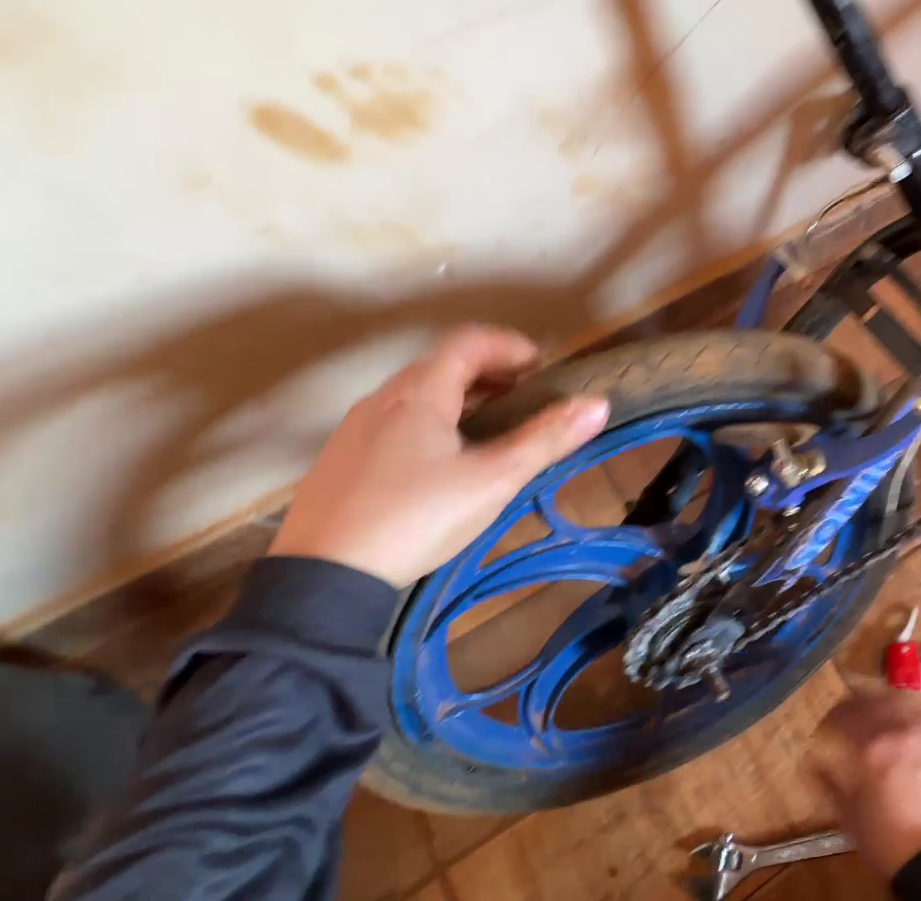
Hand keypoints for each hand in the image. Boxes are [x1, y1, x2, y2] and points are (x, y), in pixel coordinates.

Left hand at [268, 325, 608, 585]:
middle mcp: (382, 399)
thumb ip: (545, 440)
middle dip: (486, 372)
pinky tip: (439, 464)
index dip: (508, 346)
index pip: (468, 342)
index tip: (539, 367)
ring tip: (486, 430)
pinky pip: (392, 421)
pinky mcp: (338, 461)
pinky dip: (427, 421)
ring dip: (457, 397)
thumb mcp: (493, 481)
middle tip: (520, 397)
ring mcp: (354, 429)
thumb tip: (597, 403)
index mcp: (420, 394)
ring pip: (413, 394)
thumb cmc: (417, 518)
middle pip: (440, 365)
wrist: (322, 578)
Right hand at [815, 692, 920, 878]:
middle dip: (854, 703)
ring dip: (882, 703)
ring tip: (874, 716)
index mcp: (872, 747)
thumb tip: (809, 763)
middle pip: (873, 699)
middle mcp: (901, 730)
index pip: (845, 714)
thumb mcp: (849, 815)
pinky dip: (910, 716)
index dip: (830, 717)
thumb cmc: (887, 842)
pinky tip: (904, 727)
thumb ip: (827, 783)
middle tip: (846, 714)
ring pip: (901, 701)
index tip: (824, 728)